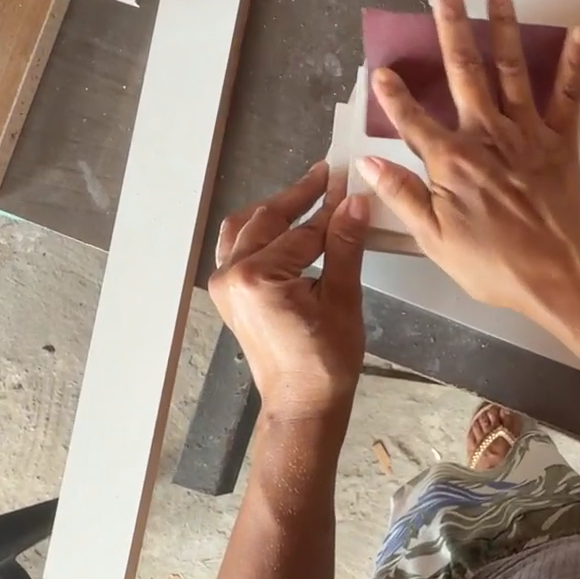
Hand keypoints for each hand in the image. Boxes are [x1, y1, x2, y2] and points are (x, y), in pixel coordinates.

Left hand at [209, 162, 368, 418]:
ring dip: (276, 210)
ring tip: (307, 194)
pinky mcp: (229, 294)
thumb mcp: (343, 300)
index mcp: (258, 276)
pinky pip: (239, 249)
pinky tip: (283, 226)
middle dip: (300, 197)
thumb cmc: (327, 360)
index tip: (348, 179)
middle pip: (268, 221)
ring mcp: (224, 284)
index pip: (303, 230)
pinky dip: (261, 232)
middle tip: (327, 174)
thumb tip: (355, 202)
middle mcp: (231, 274)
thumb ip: (344, 246)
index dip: (330, 206)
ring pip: (247, 230)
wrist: (303, 404)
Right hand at [355, 0, 579, 326]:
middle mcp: (487, 137)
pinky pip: (567, 98)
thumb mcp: (435, 239)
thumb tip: (367, 166)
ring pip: (512, 71)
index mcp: (451, 162)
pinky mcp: (559, 144)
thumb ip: (403, 196)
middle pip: (464, 73)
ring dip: (504, 30)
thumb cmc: (494, 264)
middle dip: (450, 28)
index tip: (381, 71)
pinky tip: (579, 35)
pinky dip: (573, 66)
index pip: (413, 120)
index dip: (394, 96)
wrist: (557, 273)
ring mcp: (526, 135)